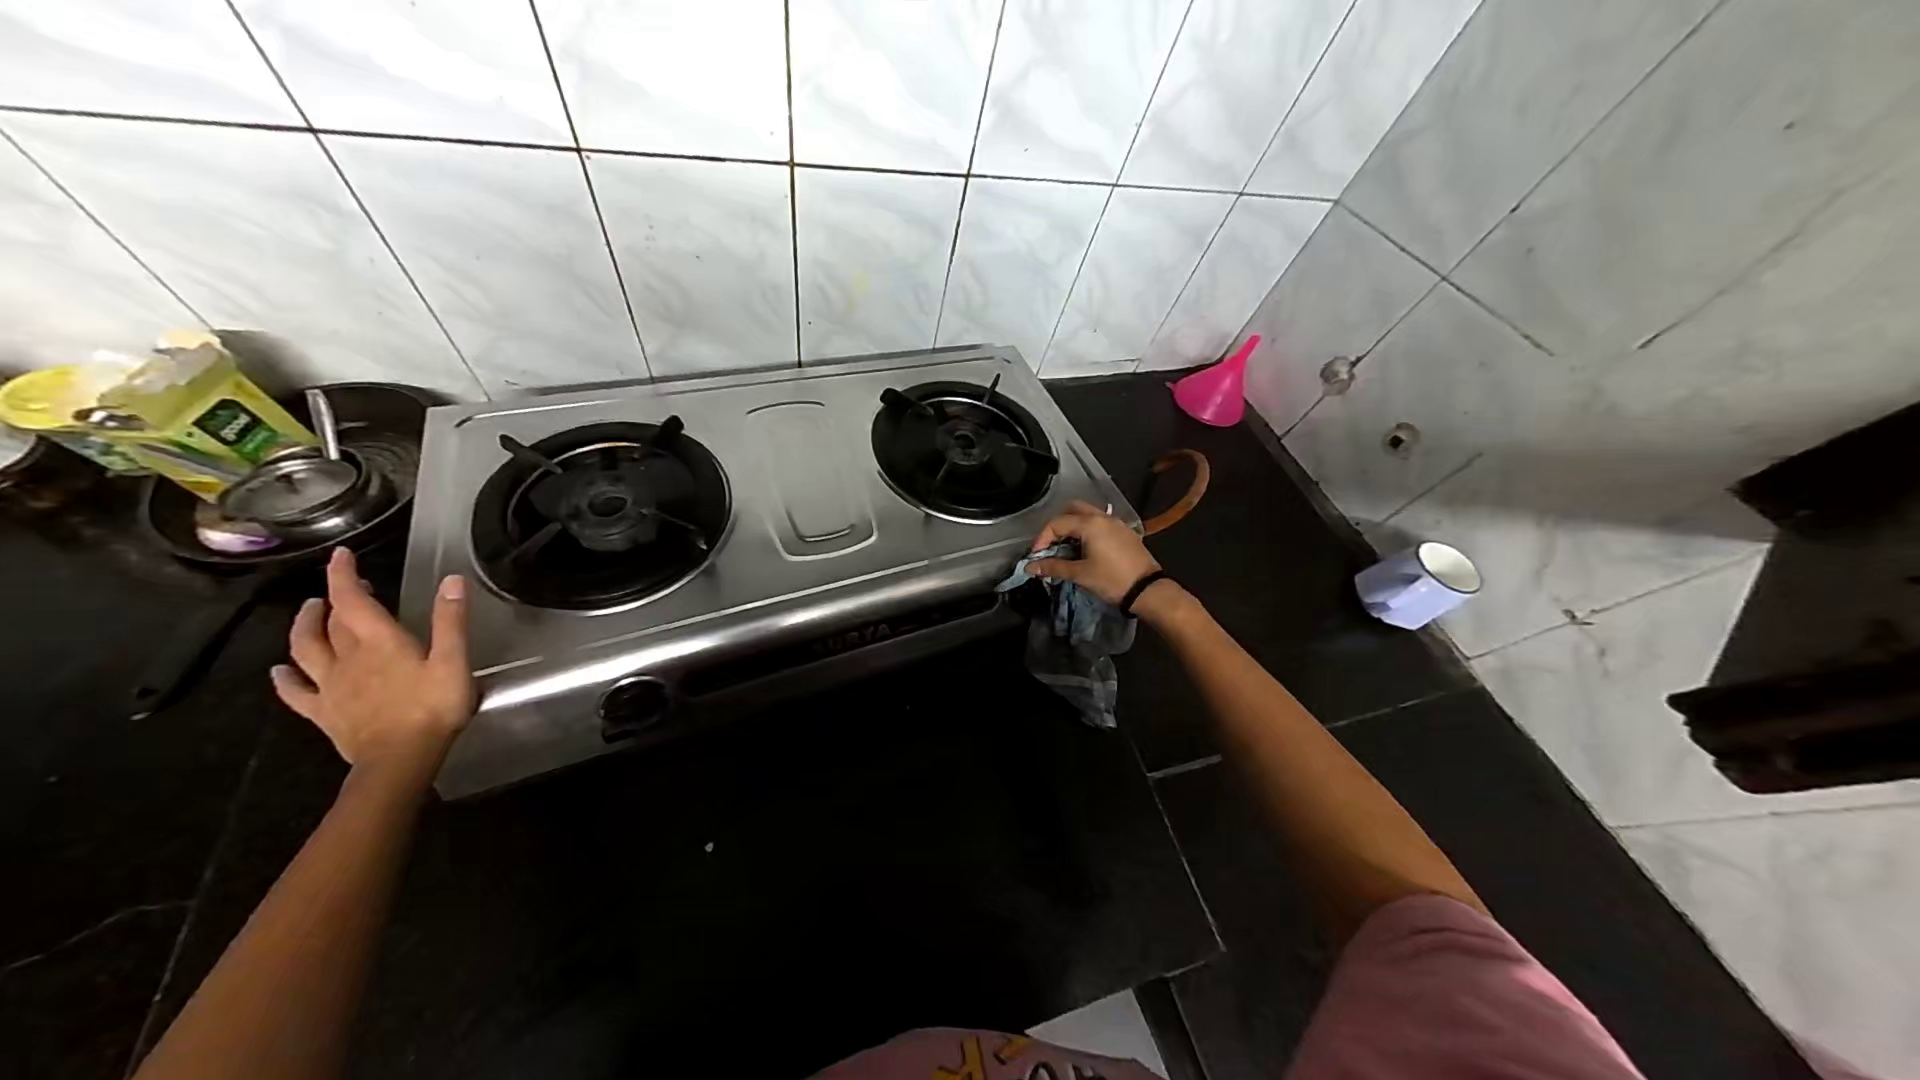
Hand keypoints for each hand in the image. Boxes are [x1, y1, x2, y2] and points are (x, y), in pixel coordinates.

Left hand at [270, 547, 474, 774]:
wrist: (399, 759)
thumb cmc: (432, 708)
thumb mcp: (454, 662)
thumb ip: (451, 621)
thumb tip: (451, 580)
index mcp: (379, 642)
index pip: (352, 600)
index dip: (344, 575)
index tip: (340, 555)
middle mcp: (347, 658)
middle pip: (331, 622)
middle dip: (335, 599)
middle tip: (346, 587)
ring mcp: (330, 686)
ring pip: (305, 649)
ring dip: (304, 627)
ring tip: (308, 612)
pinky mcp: (324, 711)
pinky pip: (295, 692)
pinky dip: (284, 679)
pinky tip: (278, 672)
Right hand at [1026, 499, 1162, 606]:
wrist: (1147, 590)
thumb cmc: (1112, 580)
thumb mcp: (1080, 574)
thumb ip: (1053, 567)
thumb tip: (1030, 566)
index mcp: (1090, 524)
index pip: (1057, 523)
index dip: (1041, 539)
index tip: (1036, 556)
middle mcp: (1103, 518)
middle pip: (1072, 510)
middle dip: (1057, 526)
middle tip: (1051, 546)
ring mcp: (1117, 524)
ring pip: (1088, 515)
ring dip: (1073, 527)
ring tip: (1066, 549)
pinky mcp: (1125, 533)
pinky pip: (1101, 524)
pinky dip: (1088, 531)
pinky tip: (1085, 550)